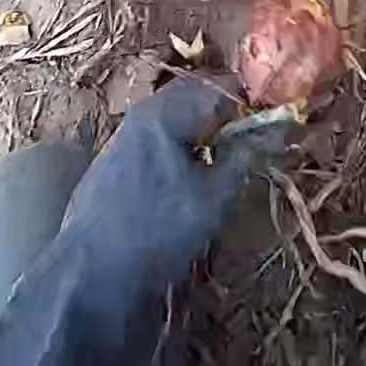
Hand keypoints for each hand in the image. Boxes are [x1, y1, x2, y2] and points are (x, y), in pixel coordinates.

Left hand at [0, 76, 286, 365]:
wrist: (86, 279)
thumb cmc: (159, 230)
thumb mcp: (218, 194)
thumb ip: (249, 153)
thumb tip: (279, 127)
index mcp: (170, 110)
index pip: (225, 86)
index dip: (255, 100)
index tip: (274, 118)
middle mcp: (145, 110)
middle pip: (201, 92)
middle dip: (231, 107)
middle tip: (254, 130)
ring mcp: (126, 131)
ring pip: (180, 110)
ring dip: (208, 121)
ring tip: (227, 148)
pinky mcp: (117, 154)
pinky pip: (162, 129)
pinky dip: (185, 136)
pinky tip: (194, 164)